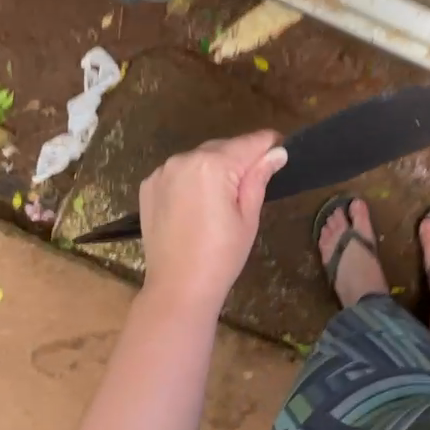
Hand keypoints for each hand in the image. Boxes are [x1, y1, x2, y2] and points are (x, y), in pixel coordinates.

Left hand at [136, 130, 286, 314]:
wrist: (178, 286)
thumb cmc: (222, 256)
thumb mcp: (248, 218)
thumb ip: (259, 178)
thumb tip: (276, 152)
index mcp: (213, 165)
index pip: (249, 143)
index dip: (268, 144)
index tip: (281, 148)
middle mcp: (184, 159)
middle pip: (222, 147)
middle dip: (239, 159)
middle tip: (254, 183)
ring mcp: (162, 171)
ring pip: (198, 159)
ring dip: (214, 168)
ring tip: (222, 200)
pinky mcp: (149, 185)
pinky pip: (178, 172)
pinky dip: (191, 180)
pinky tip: (196, 206)